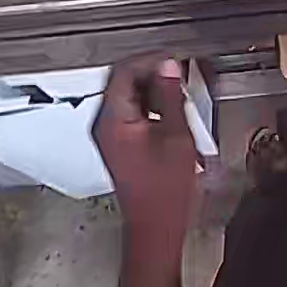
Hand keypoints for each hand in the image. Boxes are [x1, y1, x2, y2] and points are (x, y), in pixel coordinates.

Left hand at [93, 56, 199, 260]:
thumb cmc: (165, 189)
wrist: (156, 226)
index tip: (173, 60)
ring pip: (130, 96)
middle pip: (124, 82)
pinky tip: (174, 114)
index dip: (150, 61)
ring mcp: (111, 136)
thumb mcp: (176, 135)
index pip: (124, 72)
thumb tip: (168, 67)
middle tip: (180, 75)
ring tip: (181, 95)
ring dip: (155, 90)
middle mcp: (105, 125)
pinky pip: (134, 113)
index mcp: (113, 120)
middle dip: (153, 74)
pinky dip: (153, 106)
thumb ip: (171, 96)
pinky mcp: (121, 145)